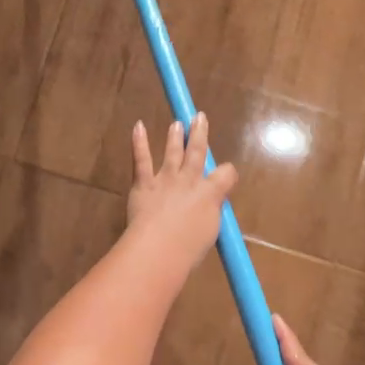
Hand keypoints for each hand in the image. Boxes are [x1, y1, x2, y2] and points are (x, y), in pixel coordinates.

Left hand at [125, 114, 237, 269]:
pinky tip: (138, 126)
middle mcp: (189, 180)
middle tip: (199, 117)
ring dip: (174, 136)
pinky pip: (141, 159)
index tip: (226, 175)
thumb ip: (211, 213)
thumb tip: (209, 205)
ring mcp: (165, 179)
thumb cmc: (189, 247)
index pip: (226, 174)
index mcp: (210, 193)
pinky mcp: (143, 183)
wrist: (159, 247)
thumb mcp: (211, 231)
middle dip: (199, 134)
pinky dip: (138, 142)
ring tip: (176, 123)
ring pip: (172, 152)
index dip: (227, 173)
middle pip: (197, 152)